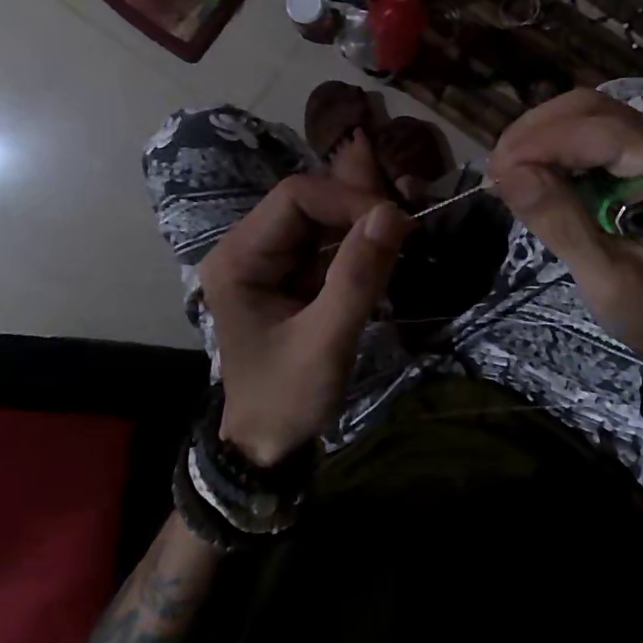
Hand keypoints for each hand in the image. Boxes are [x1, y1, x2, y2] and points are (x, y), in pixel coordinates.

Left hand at [199, 175, 415, 465]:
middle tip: (404, 234)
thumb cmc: (286, 399)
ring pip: (320, 218)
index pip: (295, 197)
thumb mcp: (325, 344)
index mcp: (239, 258)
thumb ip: (357, 279)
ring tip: (398, 246)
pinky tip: (381, 260)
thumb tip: (393, 214)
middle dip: (357, 211)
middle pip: (307, 202)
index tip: (395, 224)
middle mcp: (247, 247)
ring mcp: (267, 259)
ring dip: (360, 227)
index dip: (347, 201)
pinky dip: (356, 245)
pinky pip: (325, 242)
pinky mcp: (287, 273)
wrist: (265, 445)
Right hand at [489, 89, 642, 430]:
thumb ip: (562, 226)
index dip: (552, 141)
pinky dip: (551, 146)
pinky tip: (527, 172)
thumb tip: (507, 173)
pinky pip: (588, 133)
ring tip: (506, 173)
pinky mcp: (639, 158)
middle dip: (541, 132)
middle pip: (601, 111)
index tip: (500, 166)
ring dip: (541, 135)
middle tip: (497, 170)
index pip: (615, 135)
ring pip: (590, 114)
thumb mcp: (609, 283)